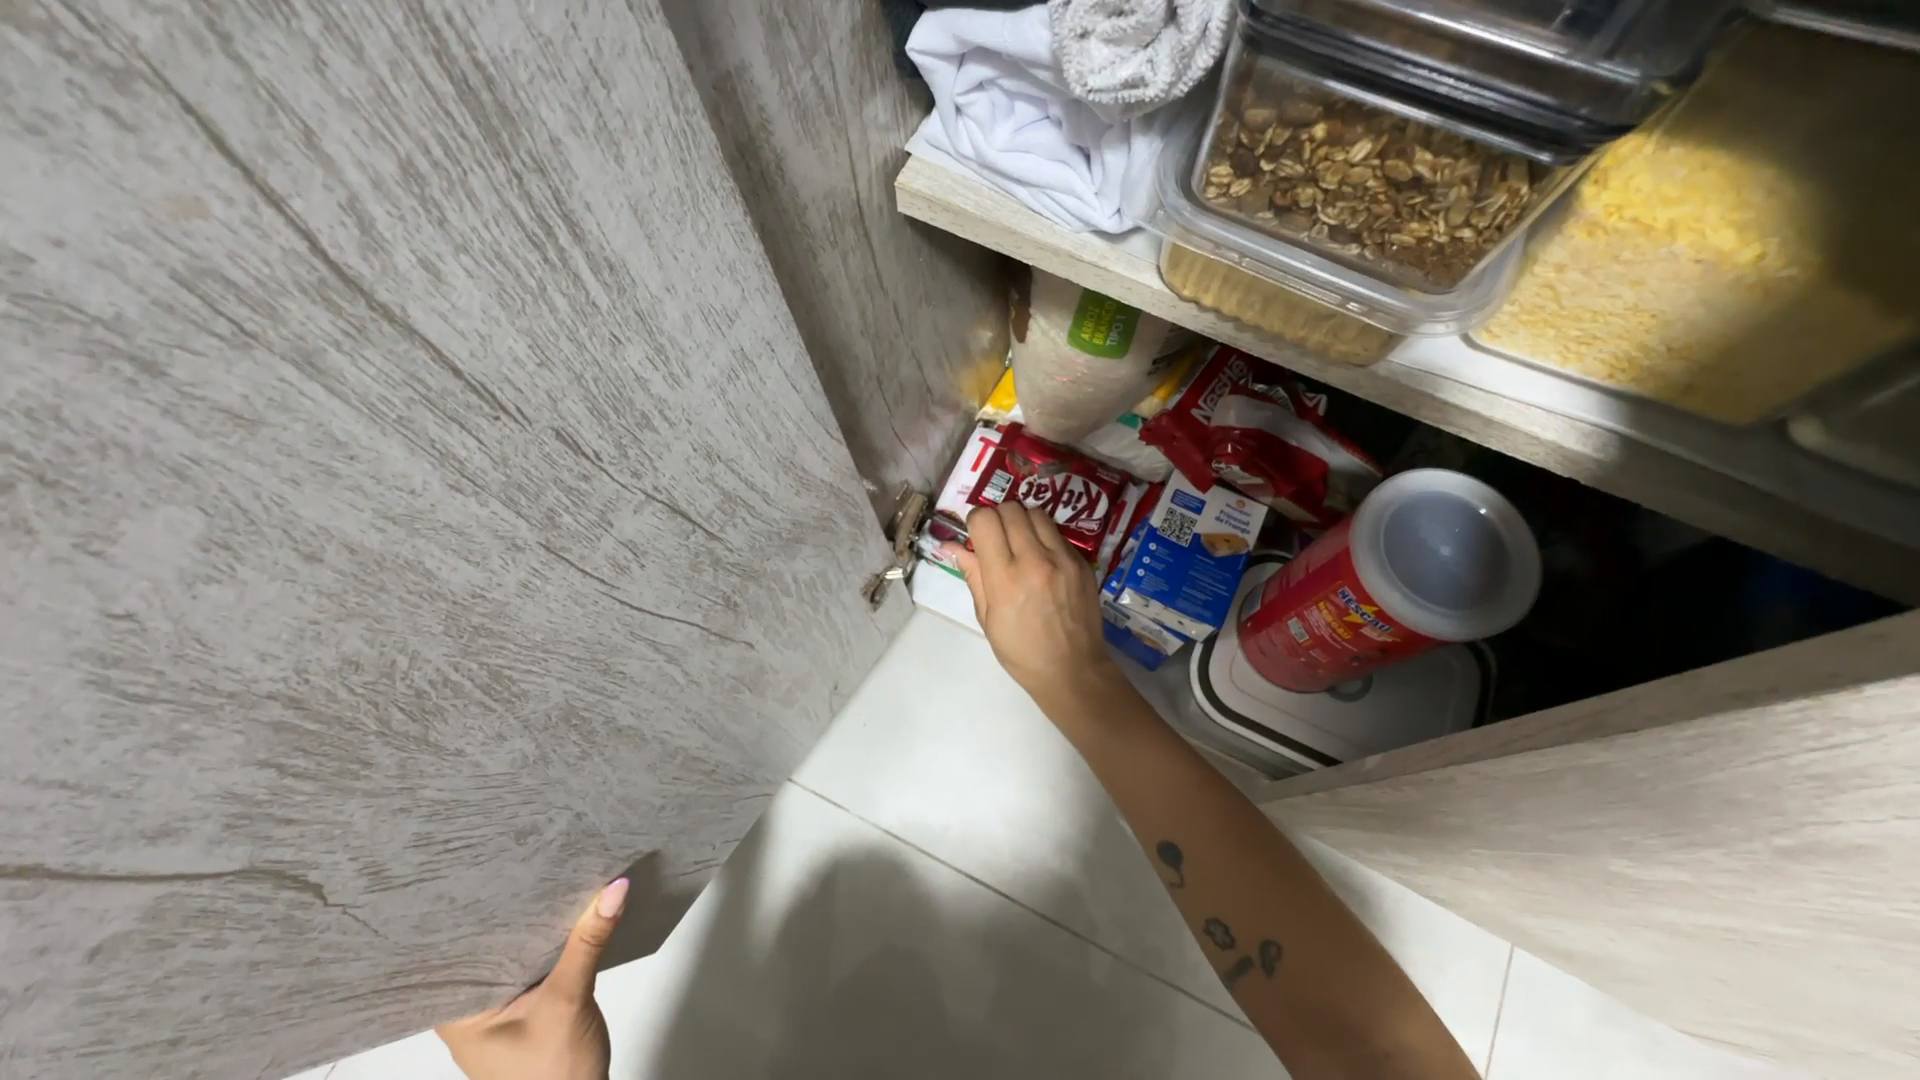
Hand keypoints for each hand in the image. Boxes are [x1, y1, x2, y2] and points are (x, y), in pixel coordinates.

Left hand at [437, 877, 627, 1079]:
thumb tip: (615, 884)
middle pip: (492, 942)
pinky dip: (555, 938)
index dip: (475, 902)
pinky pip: (539, 960)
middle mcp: (471, 1005)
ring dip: (539, 919)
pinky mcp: (530, 1006)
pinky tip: (572, 907)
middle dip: (515, 903)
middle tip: (533, 849)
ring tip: (554, 864)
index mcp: (457, 1008)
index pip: (458, 944)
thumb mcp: (568, 1002)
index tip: (493, 858)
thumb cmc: (552, 1074)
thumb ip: (587, 942)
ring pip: (518, 950)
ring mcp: (501, 1007)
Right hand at [943, 502, 1119, 708]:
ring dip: (1023, 521)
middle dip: (998, 517)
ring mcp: (1063, 559)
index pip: (985, 519)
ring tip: (1021, 543)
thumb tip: (952, 545)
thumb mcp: (987, 617)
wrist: (1072, 669)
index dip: (976, 522)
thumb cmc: (1021, 651)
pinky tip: (1043, 560)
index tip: (977, 536)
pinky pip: (1058, 533)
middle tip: (997, 538)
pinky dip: (1045, 538)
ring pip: (1037, 513)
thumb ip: (973, 575)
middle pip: (1011, 508)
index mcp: (1004, 577)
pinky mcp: (1082, 562)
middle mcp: (1035, 560)